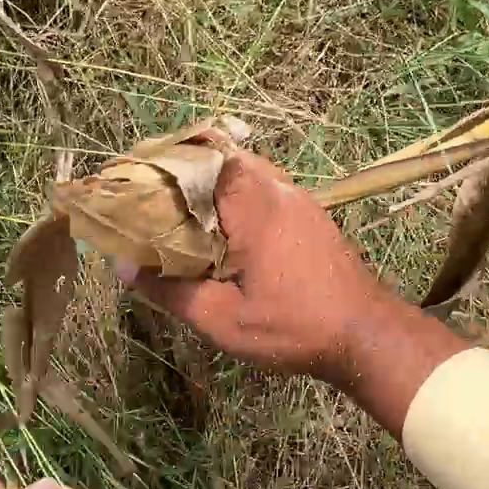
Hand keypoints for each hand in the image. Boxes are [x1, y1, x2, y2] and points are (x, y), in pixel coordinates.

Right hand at [116, 150, 392, 379]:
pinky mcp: (307, 211)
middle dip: (183, 167)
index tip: (135, 175)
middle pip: (222, 155)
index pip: (204, 154)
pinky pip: (261, 184)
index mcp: (253, 206)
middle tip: (150, 193)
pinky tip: (218, 225)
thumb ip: (172, 291)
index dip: (167, 157)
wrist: (366, 333)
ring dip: (210, 180)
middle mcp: (276, 189)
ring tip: (176, 208)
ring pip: (243, 168)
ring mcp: (296, 196)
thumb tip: (123, 267)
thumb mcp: (224, 320)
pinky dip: (234, 193)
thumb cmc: (294, 327)